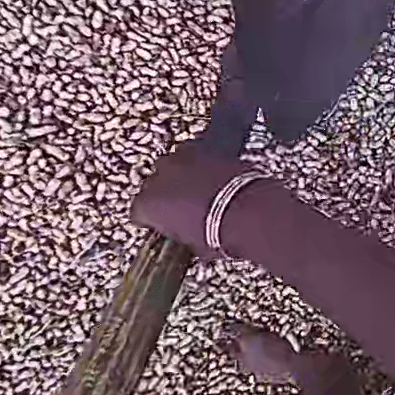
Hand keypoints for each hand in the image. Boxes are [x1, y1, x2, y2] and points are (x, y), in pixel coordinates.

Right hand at [130, 145, 269, 256]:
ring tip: (203, 190)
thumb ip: (181, 234)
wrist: (253, 212)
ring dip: (185, 175)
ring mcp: (183, 159)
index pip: (140, 212)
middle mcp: (159, 177)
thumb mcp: (194, 246)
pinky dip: (205, 165)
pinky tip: (218, 178)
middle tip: (186, 207)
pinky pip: (199, 156)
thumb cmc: (222, 233)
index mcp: (147, 204)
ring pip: (176, 165)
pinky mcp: (209, 149)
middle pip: (156, 184)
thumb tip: (188, 234)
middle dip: (168, 194)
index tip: (164, 224)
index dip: (154, 220)